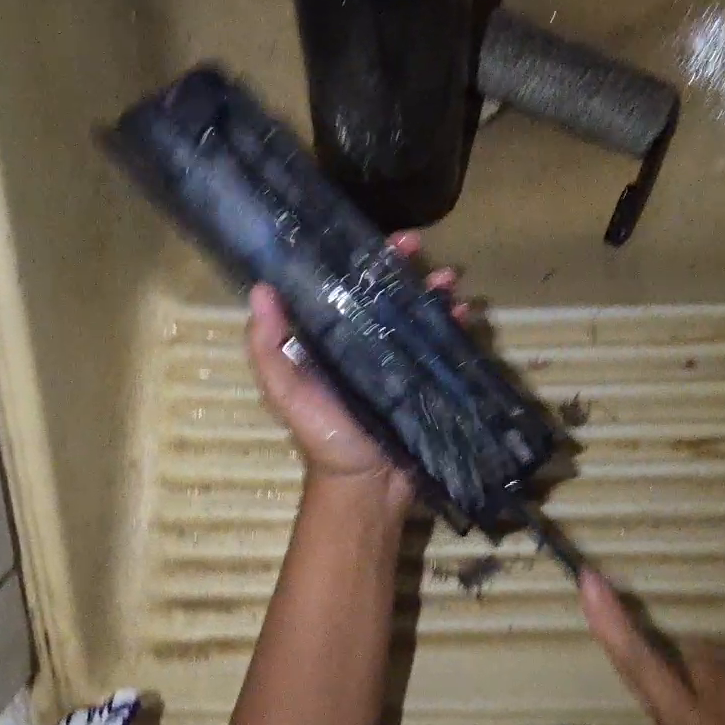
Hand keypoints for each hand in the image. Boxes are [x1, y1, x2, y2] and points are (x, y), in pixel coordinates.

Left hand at [245, 230, 467, 511]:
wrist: (369, 486)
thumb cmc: (324, 438)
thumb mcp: (286, 393)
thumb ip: (268, 348)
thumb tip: (261, 289)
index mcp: (328, 340)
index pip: (341, 287)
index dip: (355, 259)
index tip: (371, 238)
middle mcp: (362, 342)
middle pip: (384, 292)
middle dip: (402, 265)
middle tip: (416, 246)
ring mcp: (397, 359)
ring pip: (416, 312)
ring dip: (432, 290)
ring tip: (448, 280)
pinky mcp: (425, 378)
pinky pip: (441, 344)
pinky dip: (454, 324)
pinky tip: (464, 313)